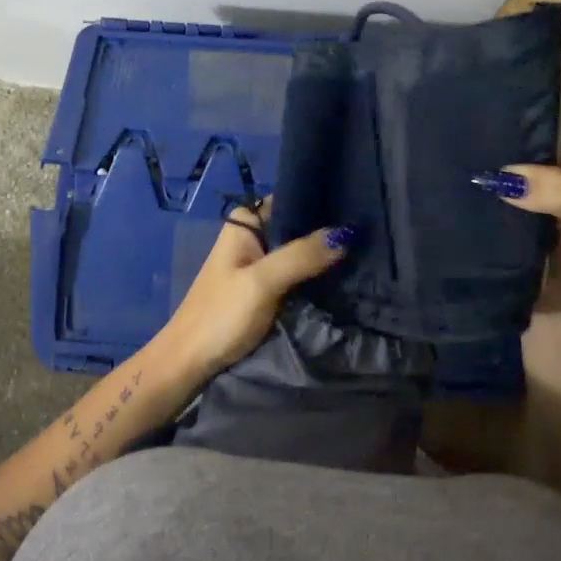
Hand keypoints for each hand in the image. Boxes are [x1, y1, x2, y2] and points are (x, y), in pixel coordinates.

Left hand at [150, 198, 348, 378]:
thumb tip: (347, 232)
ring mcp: (259, 262)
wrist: (191, 361)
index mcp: (245, 222)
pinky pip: (297, 273)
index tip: (359, 206)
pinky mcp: (266, 287)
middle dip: (327, 232)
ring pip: (299, 251)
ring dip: (324, 255)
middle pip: (297, 225)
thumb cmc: (220, 315)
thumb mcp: (262, 282)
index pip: (290, 198)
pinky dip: (316, 274)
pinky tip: (345, 275)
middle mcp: (252, 235)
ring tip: (366, 253)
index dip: (322, 201)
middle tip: (369, 235)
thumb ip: (301, 256)